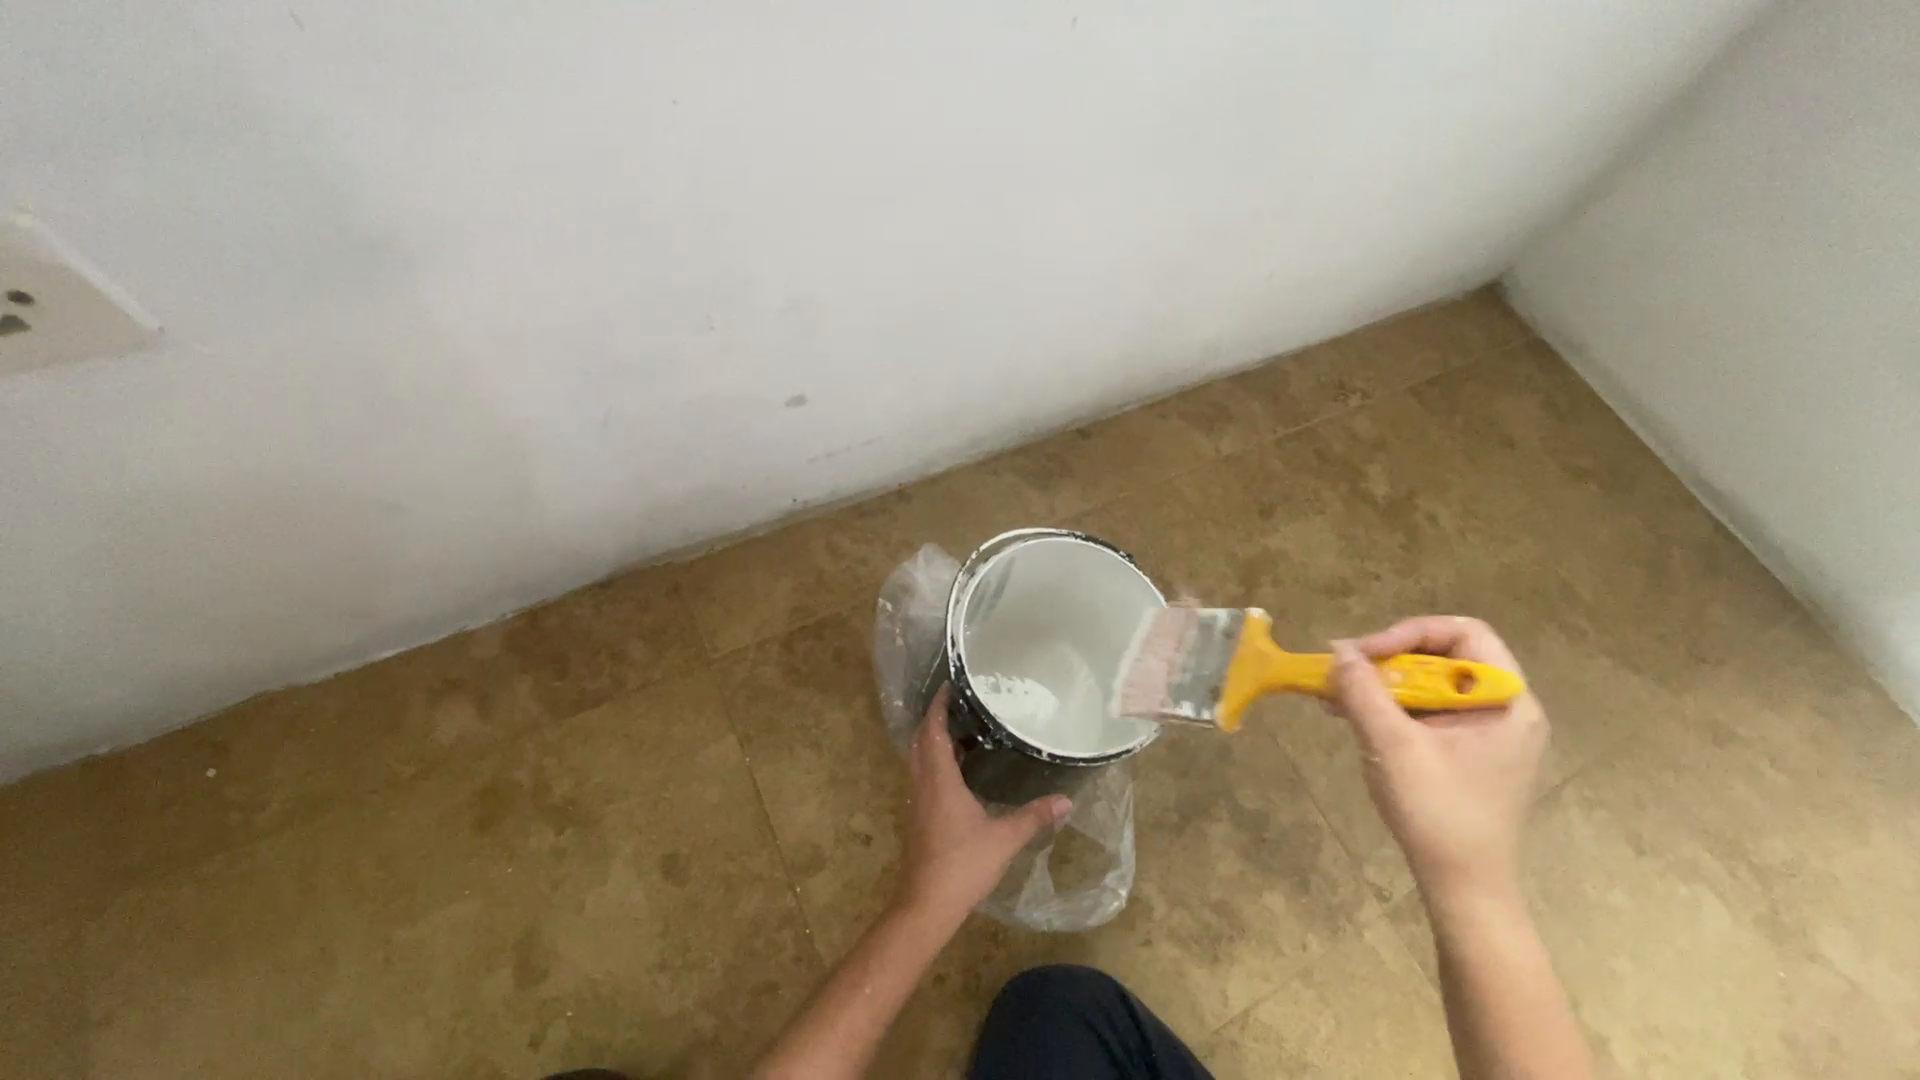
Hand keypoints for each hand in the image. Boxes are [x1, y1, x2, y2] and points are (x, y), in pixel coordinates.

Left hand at [895, 686, 1072, 922]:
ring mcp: (915, 803)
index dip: (938, 707)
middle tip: (957, 706)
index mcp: (939, 780)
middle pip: (919, 742)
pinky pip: (920, 779)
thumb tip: (1066, 800)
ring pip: (917, 761)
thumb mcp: (1005, 839)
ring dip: (930, 742)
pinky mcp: (916, 820)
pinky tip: (954, 775)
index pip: (933, 732)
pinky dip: (932, 764)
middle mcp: (922, 785)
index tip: (948, 687)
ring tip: (959, 733)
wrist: (925, 905)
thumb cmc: (962, 865)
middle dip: (933, 721)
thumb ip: (1034, 816)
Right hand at [1327, 617, 1547, 899]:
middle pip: (1445, 655)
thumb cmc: (1437, 811)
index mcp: (1508, 700)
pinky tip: (1355, 717)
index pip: (1464, 633)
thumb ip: (1363, 692)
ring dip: (1384, 683)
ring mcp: (1489, 731)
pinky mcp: (1470, 751)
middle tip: (1346, 673)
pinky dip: (1392, 706)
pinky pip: (1429, 709)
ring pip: (1432, 682)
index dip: (1408, 633)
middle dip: (1389, 658)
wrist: (1463, 883)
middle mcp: (1507, 707)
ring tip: (1339, 696)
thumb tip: (1338, 651)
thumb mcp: (1392, 745)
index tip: (1364, 654)